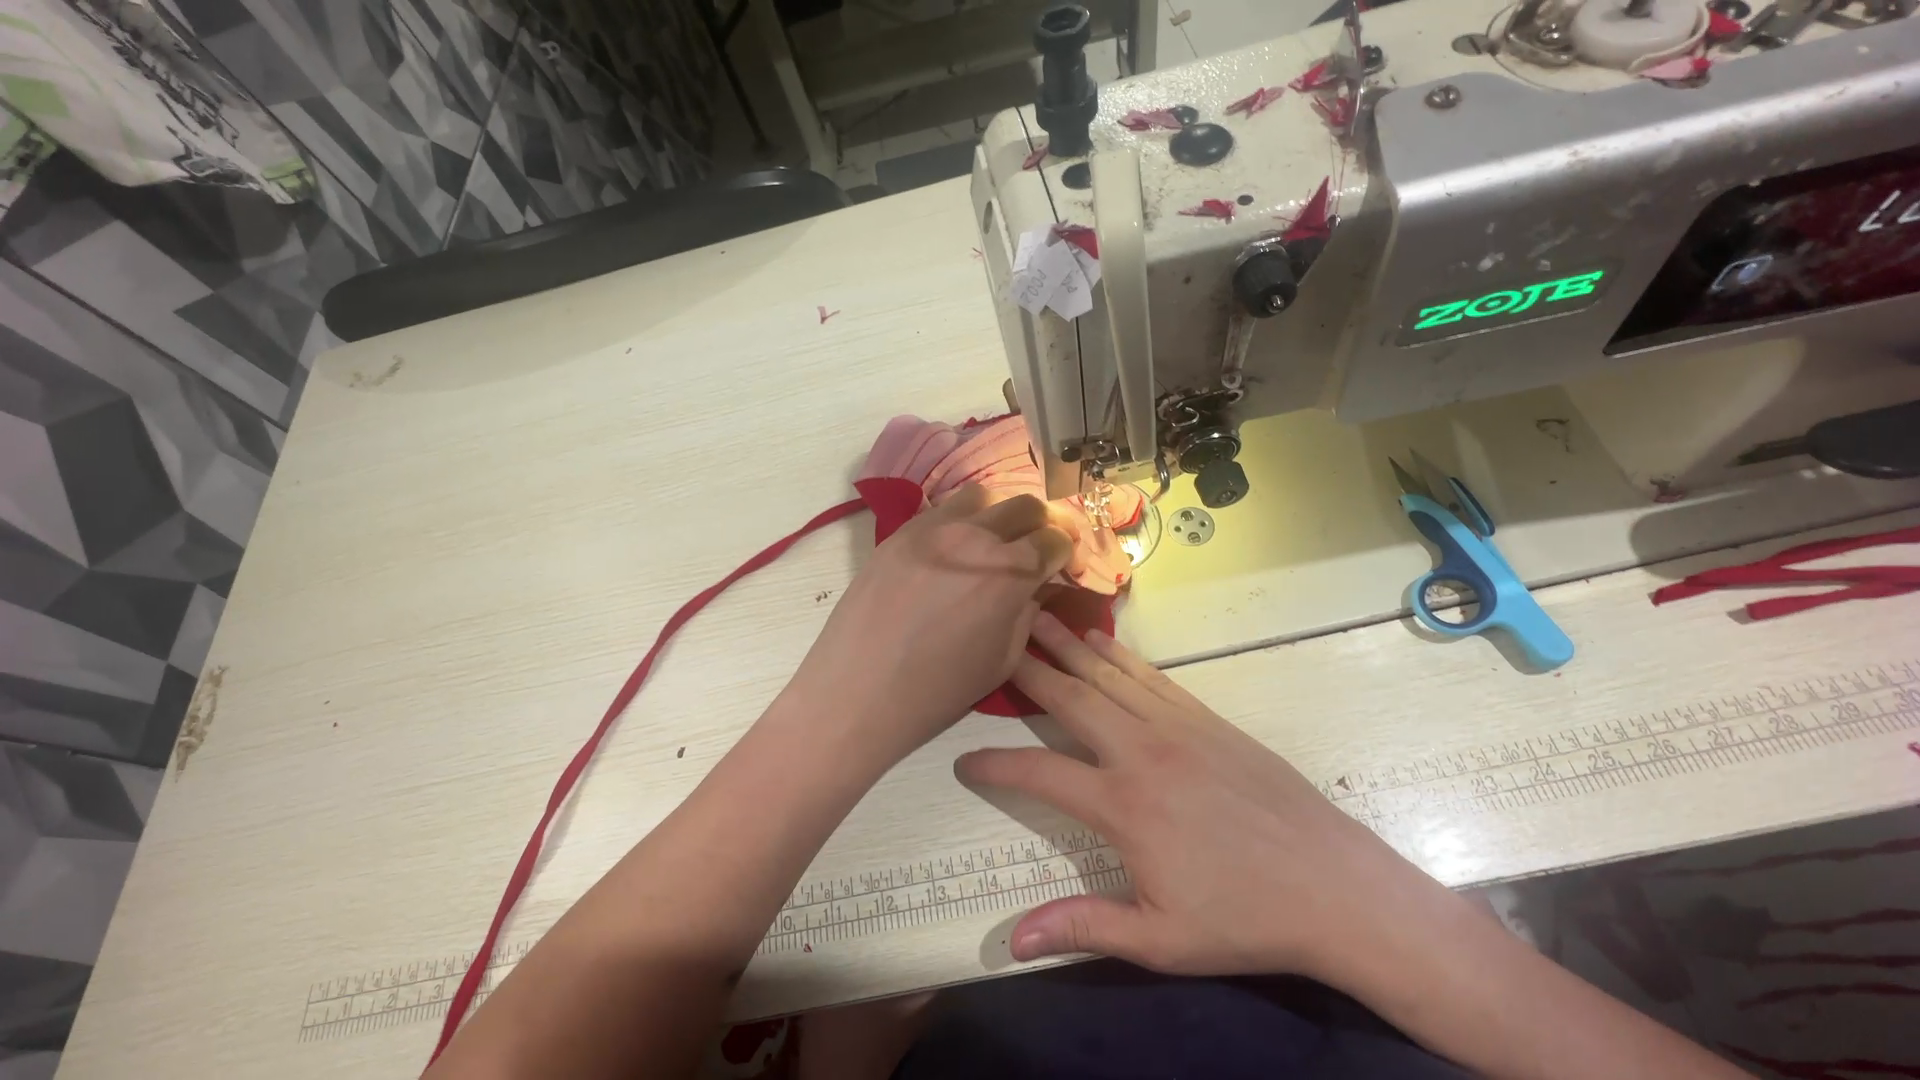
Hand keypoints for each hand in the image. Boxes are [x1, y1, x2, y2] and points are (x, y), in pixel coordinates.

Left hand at [787, 485, 1072, 767]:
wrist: (859, 691)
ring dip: (995, 515)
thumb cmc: (939, 690)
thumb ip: (1027, 614)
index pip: (1055, 539)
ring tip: (988, 545)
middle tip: (1033, 551)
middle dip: (1039, 525)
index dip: (1065, 553)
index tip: (1060, 567)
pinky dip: (956, 522)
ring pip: (980, 497)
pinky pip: (939, 510)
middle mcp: (976, 537)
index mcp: (1011, 572)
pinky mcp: (899, 532)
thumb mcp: (1003, 660)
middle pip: (1025, 505)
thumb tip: (1036, 588)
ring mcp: (933, 528)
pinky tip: (948, 553)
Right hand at [956, 614, 1466, 984]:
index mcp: (1123, 806)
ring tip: (1038, 617)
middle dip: (1029, 668)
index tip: (965, 759)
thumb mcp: (1160, 940)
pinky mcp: (1211, 721)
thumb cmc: (1244, 918)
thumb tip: (1011, 942)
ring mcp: (1181, 729)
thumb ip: (1083, 928)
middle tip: (996, 638)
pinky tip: (1103, 642)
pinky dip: (1121, 656)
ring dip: (1070, 646)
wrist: (1334, 886)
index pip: (1039, 773)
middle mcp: (1144, 752)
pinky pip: (1154, 678)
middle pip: (1071, 698)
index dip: (995, 765)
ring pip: (1110, 676)